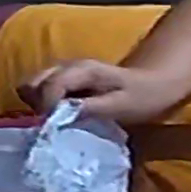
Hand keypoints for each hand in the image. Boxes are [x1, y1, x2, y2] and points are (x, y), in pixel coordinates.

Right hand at [20, 59, 190, 123]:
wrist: (158, 80)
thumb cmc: (145, 96)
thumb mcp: (123, 106)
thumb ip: (90, 108)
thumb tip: (60, 115)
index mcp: (80, 71)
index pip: (49, 86)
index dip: (46, 106)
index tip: (51, 125)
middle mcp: (64, 66)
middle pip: (32, 83)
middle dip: (36, 104)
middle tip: (50, 122)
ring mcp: (60, 69)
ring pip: (31, 85)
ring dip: (36, 102)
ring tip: (52, 118)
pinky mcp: (60, 76)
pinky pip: (38, 87)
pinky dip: (40, 100)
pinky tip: (57, 111)